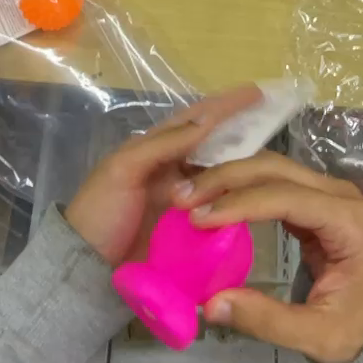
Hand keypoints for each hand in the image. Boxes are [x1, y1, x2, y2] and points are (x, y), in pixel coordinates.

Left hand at [64, 84, 260, 265]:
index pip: (196, 119)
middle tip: (277, 124)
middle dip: (244, 132)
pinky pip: (220, 209)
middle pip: (216, 146)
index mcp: (156, 149)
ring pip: (223, 176)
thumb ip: (163, 144)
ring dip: (246, 167)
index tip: (256, 92)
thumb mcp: (123, 169)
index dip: (225, 105)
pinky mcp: (191, 230)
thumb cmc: (100, 211)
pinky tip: (261, 200)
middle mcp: (175, 169)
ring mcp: (185, 200)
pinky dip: (239, 202)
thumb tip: (207, 120)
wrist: (85, 270)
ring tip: (277, 161)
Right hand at [175, 152, 362, 362]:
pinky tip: (210, 196)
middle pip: (274, 169)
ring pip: (269, 166)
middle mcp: (335, 192)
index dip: (240, 203)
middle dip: (225, 179)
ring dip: (227, 177)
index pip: (286, 197)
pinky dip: (238, 184)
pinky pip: (270, 179)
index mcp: (345, 219)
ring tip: (188, 195)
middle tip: (182, 199)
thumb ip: (267, 320)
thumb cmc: (360, 324)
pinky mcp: (310, 195)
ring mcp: (324, 189)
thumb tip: (211, 304)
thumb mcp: (320, 336)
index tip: (198, 217)